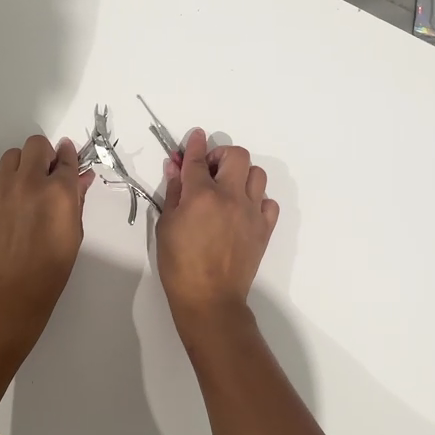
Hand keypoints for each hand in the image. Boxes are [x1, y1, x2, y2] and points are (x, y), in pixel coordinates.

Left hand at [0, 135, 94, 319]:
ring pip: (12, 155)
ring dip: (23, 164)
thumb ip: (77, 198)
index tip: (68, 157)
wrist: (13, 287)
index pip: (66, 157)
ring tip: (27, 185)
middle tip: (48, 174)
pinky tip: (11, 198)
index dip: (69, 156)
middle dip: (45, 155)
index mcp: (59, 191)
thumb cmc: (53, 265)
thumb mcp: (75, 231)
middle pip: (36, 145)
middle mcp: (30, 181)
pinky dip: (6, 179)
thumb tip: (81, 177)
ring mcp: (4, 187)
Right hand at [157, 128, 279, 326]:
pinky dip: (257, 200)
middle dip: (222, 155)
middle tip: (210, 169)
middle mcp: (229, 197)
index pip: (198, 159)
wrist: (210, 298)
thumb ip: (173, 192)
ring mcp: (251, 212)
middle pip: (236, 156)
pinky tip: (243, 210)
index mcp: (201, 196)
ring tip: (228, 189)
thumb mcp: (166, 225)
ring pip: (256, 174)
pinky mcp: (264, 229)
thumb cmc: (179, 265)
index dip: (195, 144)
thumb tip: (176, 168)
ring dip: (241, 175)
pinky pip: (268, 202)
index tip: (196, 136)